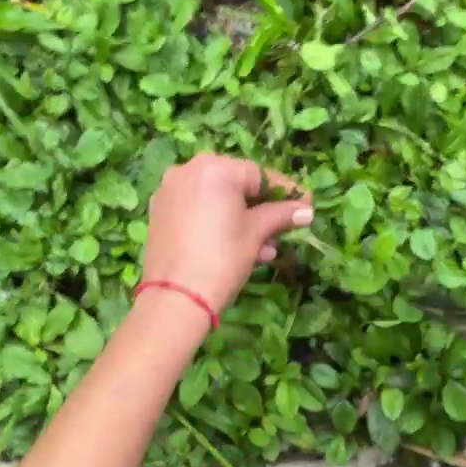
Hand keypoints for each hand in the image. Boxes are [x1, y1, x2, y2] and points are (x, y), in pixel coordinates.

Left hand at [140, 154, 312, 313]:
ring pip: (216, 199)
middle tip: (283, 229)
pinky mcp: (159, 212)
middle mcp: (187, 170)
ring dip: (242, 219)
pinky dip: (218, 222)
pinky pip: (197, 210)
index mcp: (215, 168)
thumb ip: (281, 215)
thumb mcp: (256, 234)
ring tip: (264, 248)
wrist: (177, 298)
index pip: (259, 174)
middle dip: (262, 208)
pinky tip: (236, 246)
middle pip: (235, 185)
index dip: (285, 191)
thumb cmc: (222, 259)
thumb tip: (306, 210)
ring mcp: (169, 191)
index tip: (305, 204)